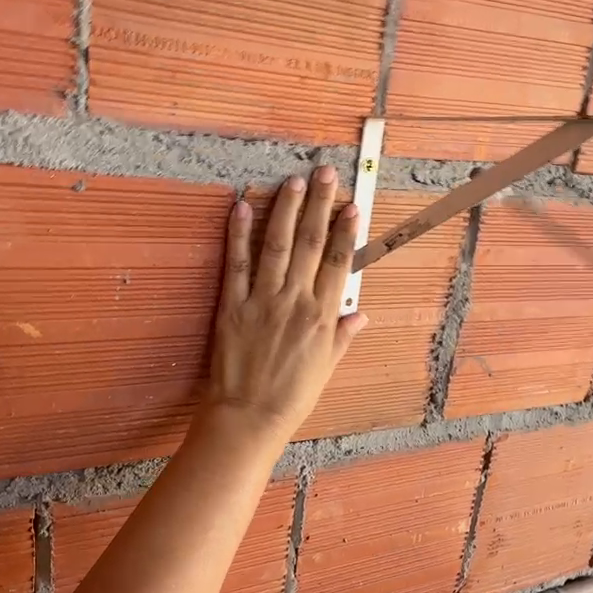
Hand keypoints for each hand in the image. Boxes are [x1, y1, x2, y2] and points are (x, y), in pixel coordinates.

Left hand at [201, 165, 367, 443]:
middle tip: (326, 174)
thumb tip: (361, 314)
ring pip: (277, 245)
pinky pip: (236, 263)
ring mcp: (262, 300)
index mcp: (322, 318)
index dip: (345, 232)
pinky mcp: (231, 306)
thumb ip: (342, 337)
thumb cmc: (291, 398)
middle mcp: (295, 302)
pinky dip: (238, 233)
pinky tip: (242, 206)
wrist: (248, 418)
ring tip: (294, 181)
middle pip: (310, 244)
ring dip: (285, 209)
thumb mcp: (326, 369)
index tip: (352, 206)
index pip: (338, 264)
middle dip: (320, 206)